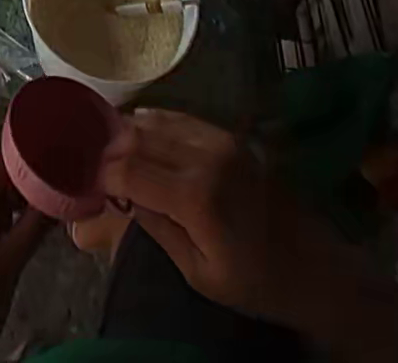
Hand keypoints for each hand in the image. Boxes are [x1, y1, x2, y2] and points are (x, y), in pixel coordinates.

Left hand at [0, 148, 52, 362]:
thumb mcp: (12, 260)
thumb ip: (39, 220)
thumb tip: (66, 193)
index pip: (0, 160)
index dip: (29, 164)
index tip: (55, 171)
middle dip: (14, 173)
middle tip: (39, 194)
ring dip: (4, 191)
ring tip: (26, 216)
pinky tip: (9, 232)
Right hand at [99, 109, 363, 326]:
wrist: (310, 260)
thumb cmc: (252, 279)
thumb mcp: (197, 270)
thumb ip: (157, 225)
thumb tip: (120, 195)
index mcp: (196, 195)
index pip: (131, 169)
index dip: (104, 172)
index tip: (87, 180)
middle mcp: (206, 156)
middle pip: (142, 137)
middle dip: (112, 146)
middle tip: (91, 158)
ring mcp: (221, 139)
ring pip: (161, 120)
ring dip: (132, 129)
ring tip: (110, 143)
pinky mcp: (230, 135)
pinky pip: (183, 117)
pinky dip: (157, 120)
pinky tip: (142, 127)